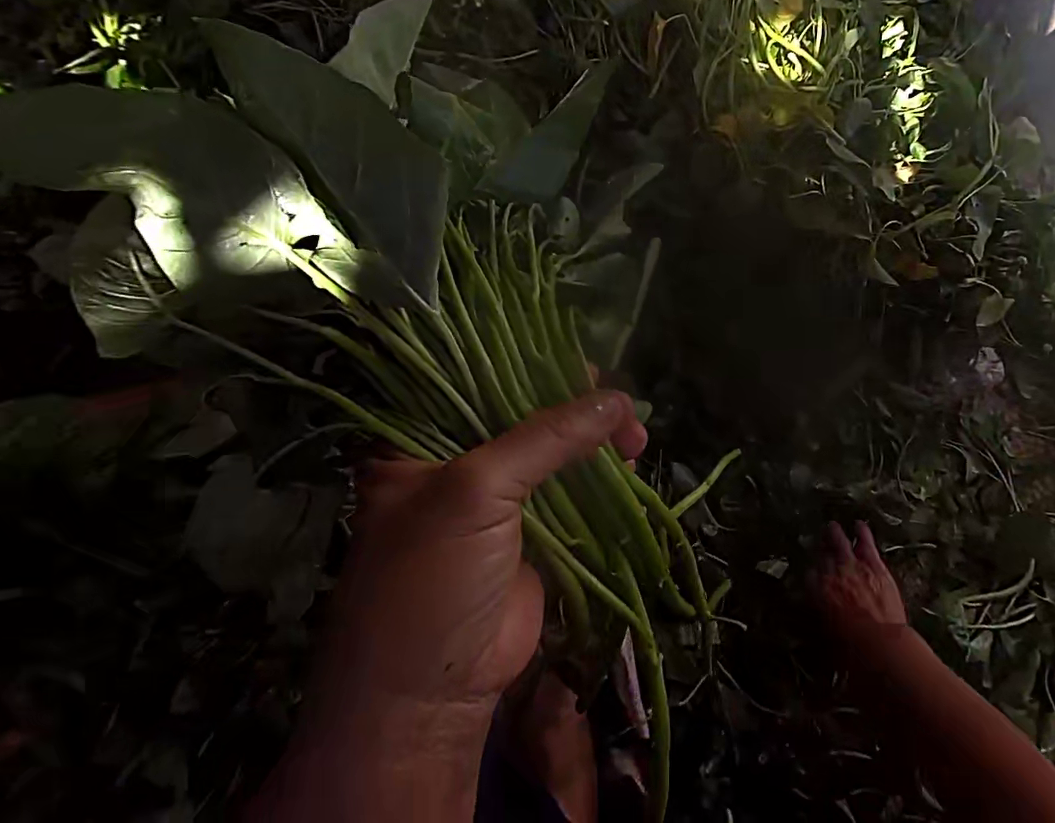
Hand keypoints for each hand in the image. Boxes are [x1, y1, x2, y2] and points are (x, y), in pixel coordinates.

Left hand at [252, 391, 644, 821]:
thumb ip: (547, 438)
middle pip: (526, 413)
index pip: (480, 379)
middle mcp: (458, 459)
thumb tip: (618, 399)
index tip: (584, 363)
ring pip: (555, 451)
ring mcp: (497, 497)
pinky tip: (627, 465)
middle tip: (621, 408)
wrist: (434, 692)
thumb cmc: (432, 577)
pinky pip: (572, 490)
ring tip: (634, 439)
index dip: (532, 365)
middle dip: (577, 406)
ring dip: (596, 442)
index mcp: (421, 440)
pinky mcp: (532, 529)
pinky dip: (602, 478)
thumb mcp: (477, 491)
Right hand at [812, 521, 907, 650]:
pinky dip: (862, 533)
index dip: (812, 573)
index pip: (809, 575)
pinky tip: (859, 525)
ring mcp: (852, 566)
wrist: (881, 644)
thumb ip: (823, 618)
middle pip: (822, 554)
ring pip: (839, 543)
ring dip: (835, 534)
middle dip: (820, 547)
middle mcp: (831, 574)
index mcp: (817, 592)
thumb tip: (820, 618)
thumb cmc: (853, 648)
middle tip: (821, 542)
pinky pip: (865, 543)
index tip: (813, 573)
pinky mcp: (873, 565)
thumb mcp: (829, 635)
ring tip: (833, 526)